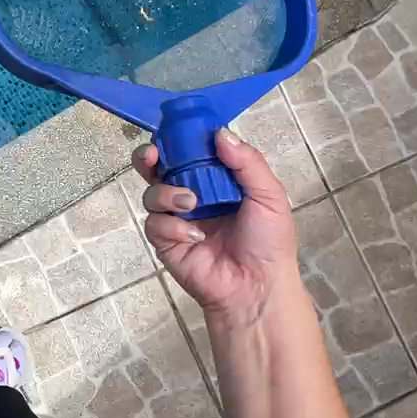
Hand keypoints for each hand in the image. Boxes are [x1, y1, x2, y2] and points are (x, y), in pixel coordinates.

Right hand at [133, 128, 300, 328]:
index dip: (176, 140)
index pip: (188, 152)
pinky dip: (171, 226)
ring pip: (151, 193)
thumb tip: (220, 133)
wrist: (256, 285)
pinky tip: (194, 236)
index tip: (172, 132)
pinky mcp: (164, 241)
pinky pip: (154, 223)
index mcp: (214, 180)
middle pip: (157, 168)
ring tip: (190, 204)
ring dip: (166, 193)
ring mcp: (174, 218)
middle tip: (152, 157)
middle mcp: (190, 194)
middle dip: (148, 158)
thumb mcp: (268, 196)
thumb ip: (247, 162)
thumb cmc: (268, 240)